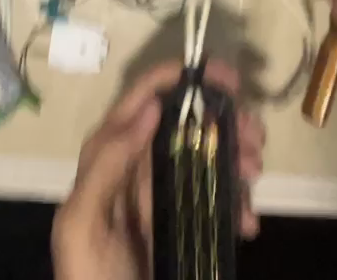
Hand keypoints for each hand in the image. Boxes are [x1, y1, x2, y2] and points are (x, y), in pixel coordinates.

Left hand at [51, 60, 264, 279]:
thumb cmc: (92, 277)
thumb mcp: (82, 224)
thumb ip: (106, 163)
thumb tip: (151, 105)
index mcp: (112, 154)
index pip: (145, 97)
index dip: (182, 76)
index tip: (224, 76)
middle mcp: (141, 164)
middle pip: (188, 121)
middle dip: (226, 118)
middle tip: (254, 136)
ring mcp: (168, 192)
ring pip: (210, 153)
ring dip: (240, 155)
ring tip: (254, 173)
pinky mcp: (189, 222)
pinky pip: (221, 197)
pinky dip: (241, 202)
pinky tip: (248, 223)